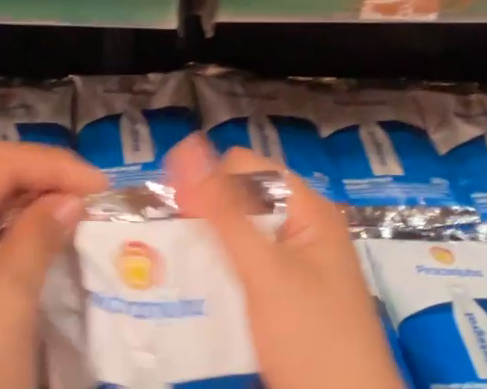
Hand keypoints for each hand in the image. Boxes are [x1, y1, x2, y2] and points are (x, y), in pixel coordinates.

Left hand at [0, 142, 108, 388]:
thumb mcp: (9, 295)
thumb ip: (41, 233)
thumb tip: (71, 200)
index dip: (55, 166)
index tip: (105, 188)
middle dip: (41, 185)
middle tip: (92, 206)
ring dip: (23, 211)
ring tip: (71, 223)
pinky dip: (0, 237)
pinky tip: (32, 248)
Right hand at [166, 133, 401, 388]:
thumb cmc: (313, 340)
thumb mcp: (265, 271)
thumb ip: (224, 210)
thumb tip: (186, 146)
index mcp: (308, 211)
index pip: (246, 167)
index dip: (211, 180)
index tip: (179, 213)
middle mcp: (304, 231)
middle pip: (241, 200)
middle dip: (204, 216)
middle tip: (173, 244)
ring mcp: (296, 268)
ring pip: (238, 238)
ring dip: (208, 249)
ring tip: (177, 268)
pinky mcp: (285, 301)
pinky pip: (243, 271)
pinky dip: (220, 276)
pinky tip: (199, 292)